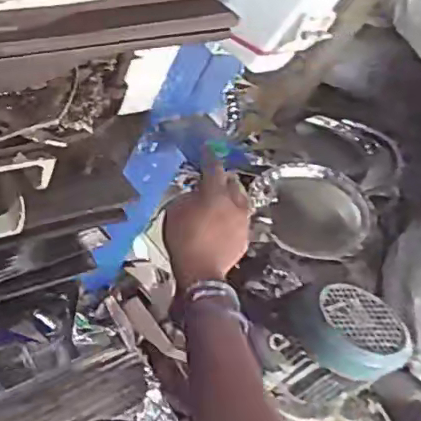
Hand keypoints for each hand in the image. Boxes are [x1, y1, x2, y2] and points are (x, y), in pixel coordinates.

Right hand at [162, 151, 251, 283]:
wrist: (201, 272)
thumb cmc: (182, 240)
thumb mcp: (174, 212)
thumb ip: (187, 197)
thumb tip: (195, 193)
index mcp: (214, 195)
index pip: (214, 169)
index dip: (209, 157)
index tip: (207, 149)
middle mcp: (234, 204)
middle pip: (233, 183)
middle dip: (223, 178)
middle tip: (212, 178)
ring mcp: (243, 221)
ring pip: (240, 201)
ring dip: (230, 197)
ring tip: (219, 199)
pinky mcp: (245, 236)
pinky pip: (240, 219)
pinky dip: (232, 216)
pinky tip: (221, 221)